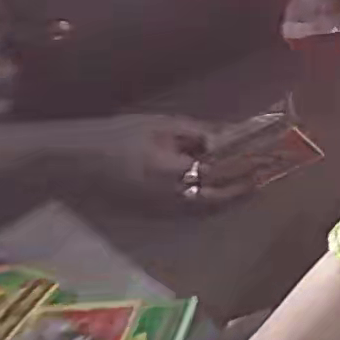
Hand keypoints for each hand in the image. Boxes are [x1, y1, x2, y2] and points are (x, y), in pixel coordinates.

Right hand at [62, 115, 248, 206]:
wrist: (68, 160)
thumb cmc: (116, 135)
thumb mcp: (162, 125)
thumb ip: (200, 133)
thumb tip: (232, 136)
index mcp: (176, 173)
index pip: (225, 174)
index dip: (250, 168)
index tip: (271, 161)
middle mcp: (173, 198)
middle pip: (221, 199)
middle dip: (245, 188)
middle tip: (265, 176)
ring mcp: (162, 210)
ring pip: (209, 209)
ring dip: (232, 198)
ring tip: (251, 183)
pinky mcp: (153, 214)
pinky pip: (193, 212)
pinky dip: (213, 203)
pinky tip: (222, 192)